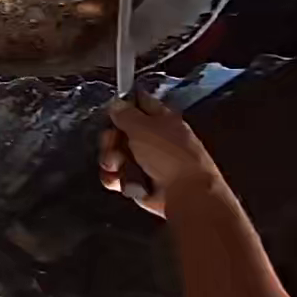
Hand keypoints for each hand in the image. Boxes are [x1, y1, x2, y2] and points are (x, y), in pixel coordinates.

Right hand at [99, 93, 223, 216]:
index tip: (110, 111)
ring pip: (116, 154)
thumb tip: (116, 104)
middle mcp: (155, 139)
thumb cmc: (168, 155)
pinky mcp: (141, 182)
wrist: (186, 194)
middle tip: (111, 144)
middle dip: (111, 138)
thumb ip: (125, 113)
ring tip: (117, 166)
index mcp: (162, 119)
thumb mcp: (142, 127)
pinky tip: (117, 180)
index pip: (139, 102)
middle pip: (121, 131)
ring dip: (111, 160)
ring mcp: (147, 162)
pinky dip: (115, 178)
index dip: (123, 104)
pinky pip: (118, 175)